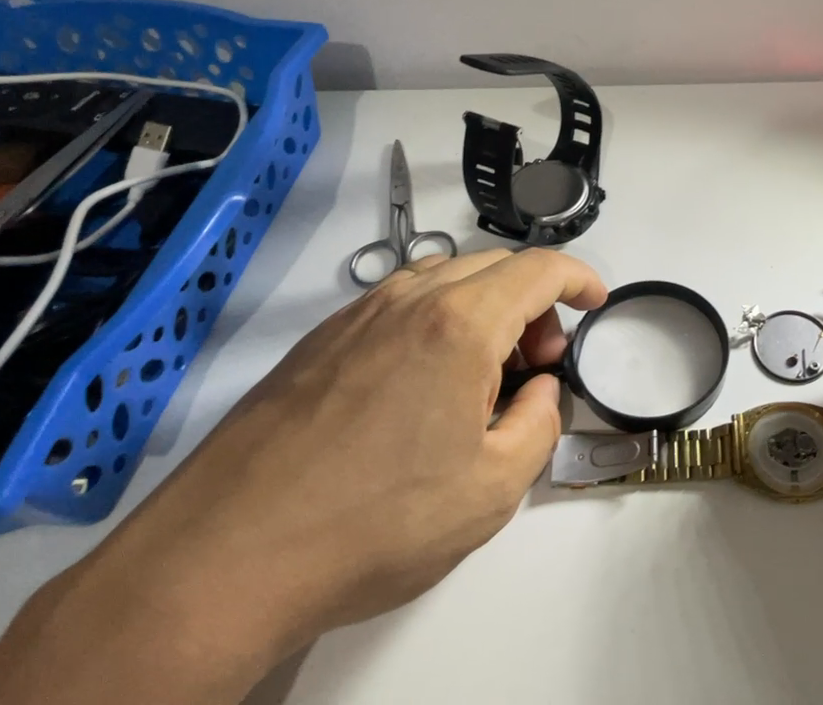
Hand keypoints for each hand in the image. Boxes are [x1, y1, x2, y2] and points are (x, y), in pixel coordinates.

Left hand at [0, 249, 606, 704]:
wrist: (227, 555)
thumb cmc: (376, 522)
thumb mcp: (494, 488)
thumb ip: (540, 423)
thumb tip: (538, 389)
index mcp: (459, 324)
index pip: (537, 268)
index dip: (578, 278)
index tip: (596, 303)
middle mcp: (406, 301)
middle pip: (491, 267)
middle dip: (534, 301)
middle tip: (540, 364)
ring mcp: (354, 317)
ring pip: (441, 282)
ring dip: (483, 309)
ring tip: (484, 377)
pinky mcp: (316, 343)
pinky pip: (396, 307)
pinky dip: (435, 323)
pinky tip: (424, 387)